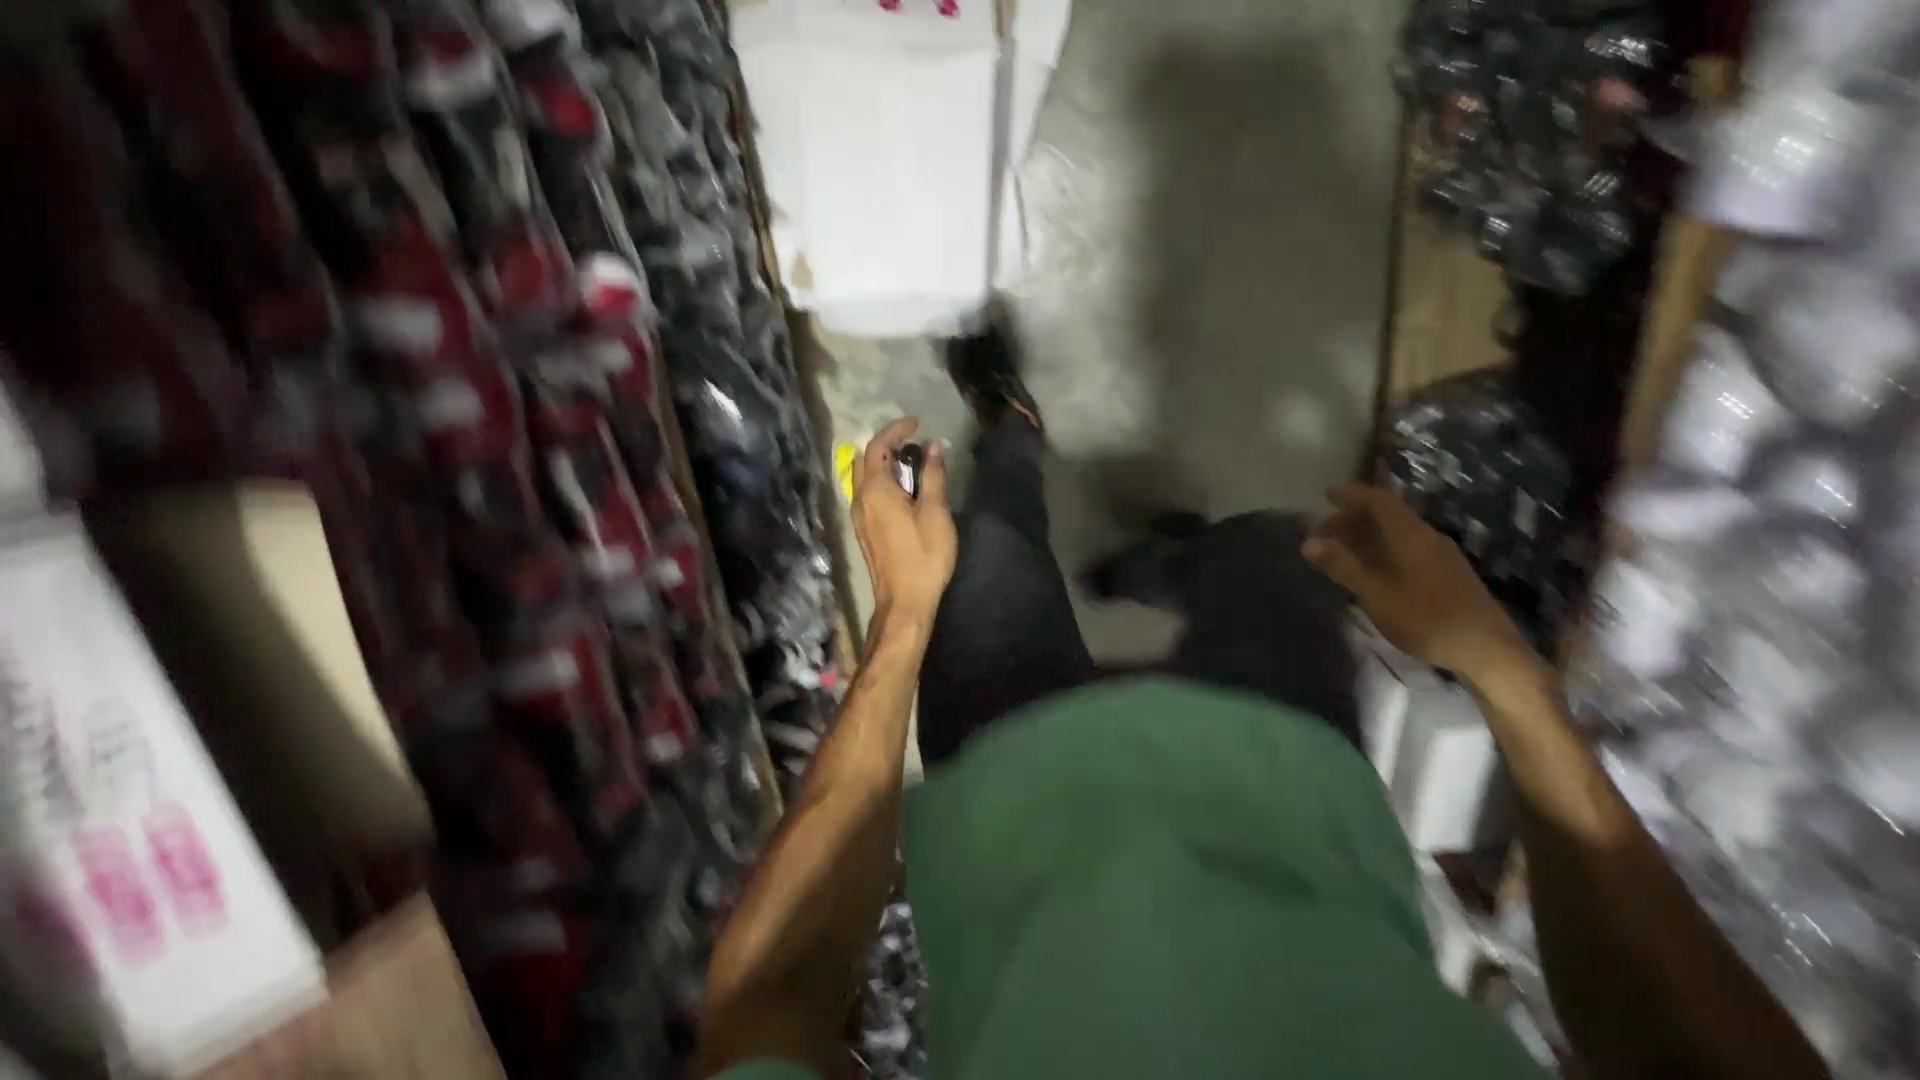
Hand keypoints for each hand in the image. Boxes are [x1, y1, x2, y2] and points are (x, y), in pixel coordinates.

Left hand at [853, 417, 956, 627]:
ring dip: (883, 464)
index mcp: (875, 490)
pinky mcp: (863, 531)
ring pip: (863, 478)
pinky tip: (903, 491)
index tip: (916, 422)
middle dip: (886, 444)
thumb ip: (933, 476)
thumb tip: (934, 446)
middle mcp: (860, 499)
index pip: (878, 446)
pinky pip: (867, 494)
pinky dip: (882, 482)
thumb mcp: (935, 512)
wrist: (904, 600)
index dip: (895, 429)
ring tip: (911, 464)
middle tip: (913, 441)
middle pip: (864, 459)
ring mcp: (858, 517)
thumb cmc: (924, 555)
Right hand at [1302, 483, 1534, 681]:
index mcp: (1410, 535)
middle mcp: (1427, 537)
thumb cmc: (1426, 618)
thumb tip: (1307, 543)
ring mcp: (1440, 555)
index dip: (1352, 495)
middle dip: (1353, 519)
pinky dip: (1382, 550)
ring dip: (1367, 536)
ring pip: (1397, 534)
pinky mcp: (1446, 573)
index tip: (1326, 495)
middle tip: (1324, 534)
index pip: (1379, 501)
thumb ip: (1343, 566)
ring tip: (1341, 552)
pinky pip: (1407, 548)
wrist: (1486, 648)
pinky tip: (1372, 570)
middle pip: (1387, 515)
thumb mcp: (1376, 594)